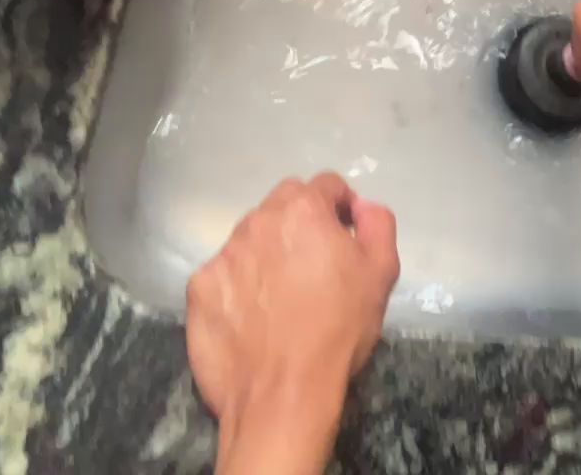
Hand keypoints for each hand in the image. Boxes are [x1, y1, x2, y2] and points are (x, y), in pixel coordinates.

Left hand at [186, 172, 399, 474]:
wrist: (283, 396)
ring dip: (269, 249)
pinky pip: (225, 272)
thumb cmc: (339, 329)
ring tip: (282, 291)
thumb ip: (378, 224)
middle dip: (302, 220)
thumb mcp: (382, 272)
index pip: (326, 184)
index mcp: (303, 209)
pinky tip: (253, 313)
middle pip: (285, 202)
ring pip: (252, 235)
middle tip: (315, 261)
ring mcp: (223, 254)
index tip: (347, 235)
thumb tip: (362, 206)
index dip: (341, 206)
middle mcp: (258, 220)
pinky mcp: (198, 288)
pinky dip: (239, 283)